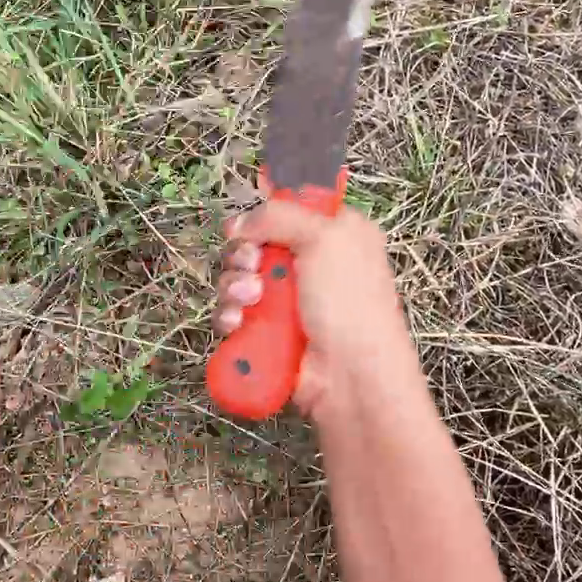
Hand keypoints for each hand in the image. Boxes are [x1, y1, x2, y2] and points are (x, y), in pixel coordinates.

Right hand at [215, 200, 417, 418]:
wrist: (350, 377)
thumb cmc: (350, 302)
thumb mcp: (325, 238)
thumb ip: (279, 215)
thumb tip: (240, 222)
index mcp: (336, 232)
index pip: (293, 205)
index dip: (267, 207)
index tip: (250, 217)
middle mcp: (310, 262)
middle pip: (255, 241)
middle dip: (244, 252)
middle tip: (252, 263)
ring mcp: (287, 298)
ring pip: (238, 277)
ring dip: (236, 286)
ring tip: (250, 299)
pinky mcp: (267, 329)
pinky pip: (233, 312)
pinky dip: (230, 315)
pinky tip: (239, 323)